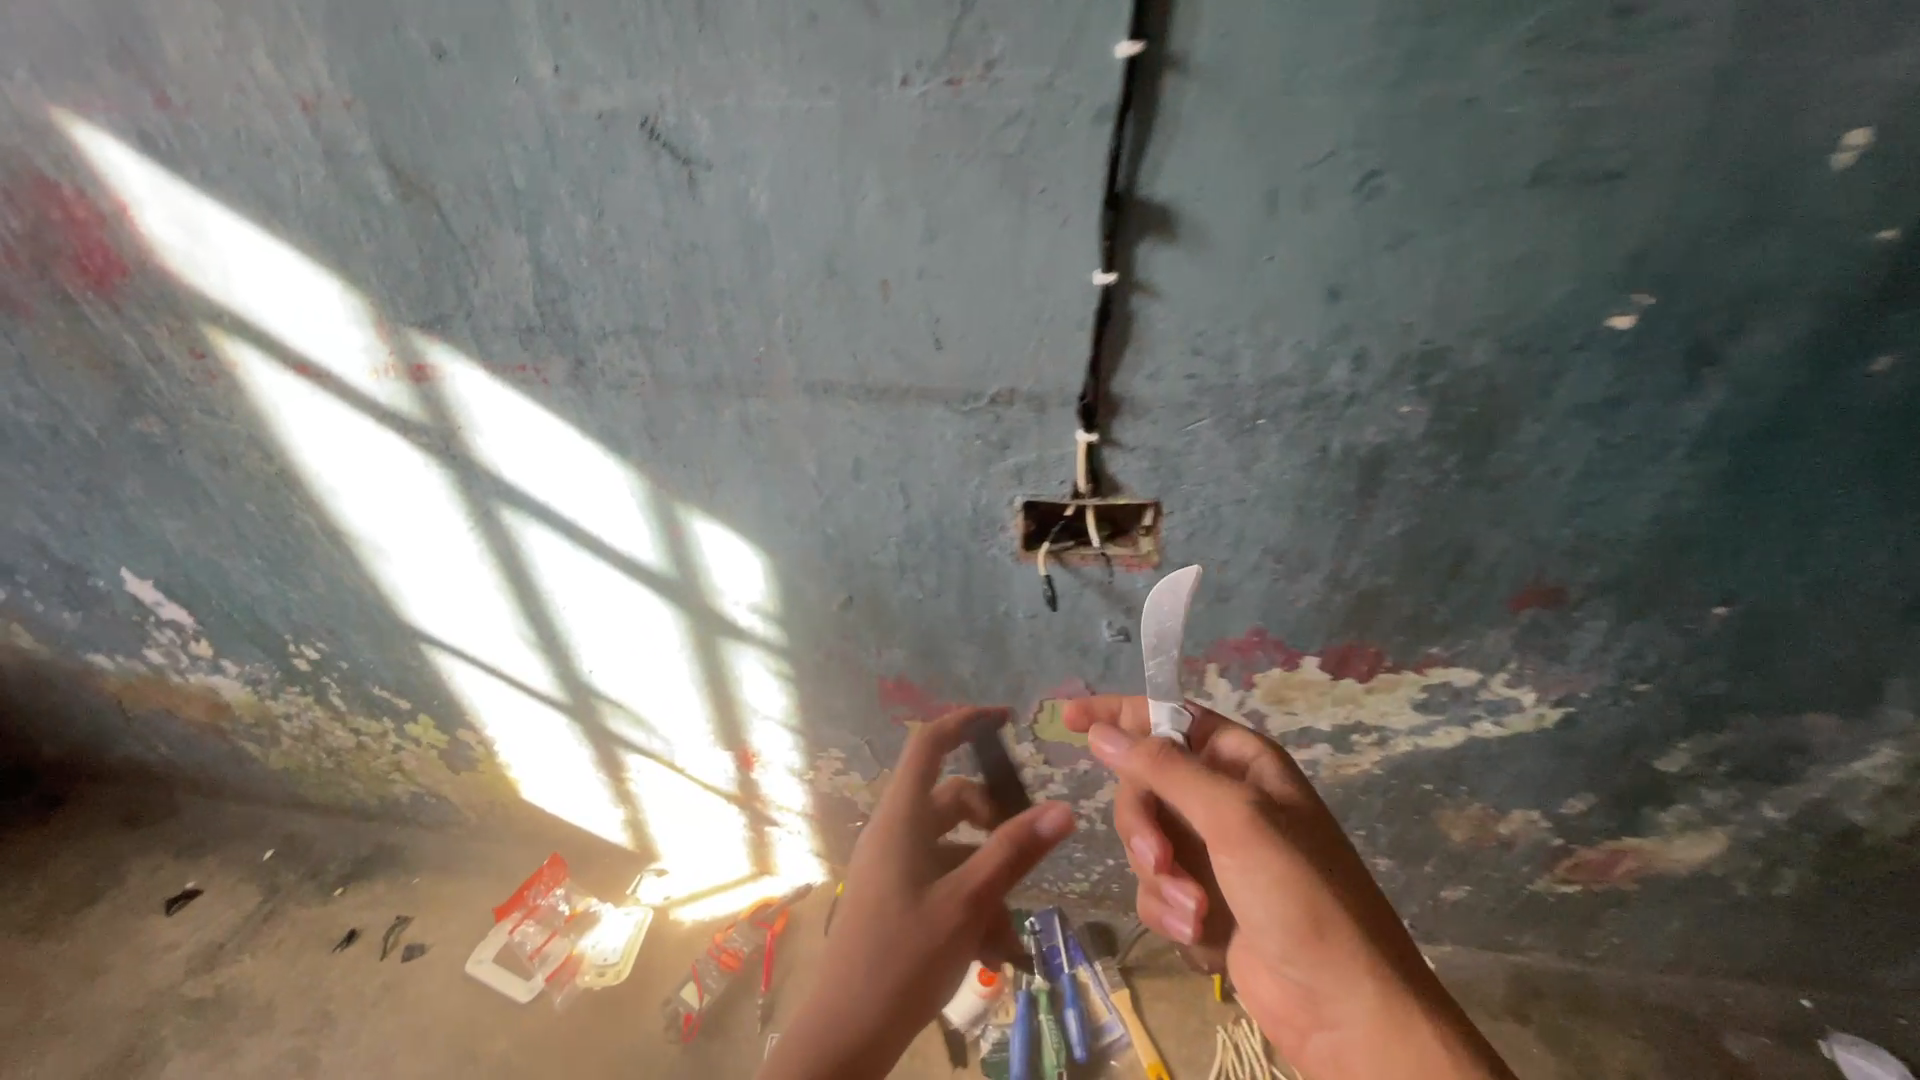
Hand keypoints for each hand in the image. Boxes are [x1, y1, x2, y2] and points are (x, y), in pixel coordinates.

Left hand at [760, 706, 1074, 1079]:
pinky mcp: (896, 899)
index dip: (966, 722)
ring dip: (989, 881)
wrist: (844, 1036)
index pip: (929, 744)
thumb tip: (1063, 808)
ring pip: (954, 851)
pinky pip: (942, 882)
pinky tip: (997, 953)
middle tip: (1025, 851)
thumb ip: (1013, 853)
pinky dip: (972, 905)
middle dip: (995, 825)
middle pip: (952, 800)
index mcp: (900, 819)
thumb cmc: (901, 960)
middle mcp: (894, 833)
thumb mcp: (967, 905)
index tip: (1009, 719)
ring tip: (1011, 935)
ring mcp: (893, 867)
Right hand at [1064, 696, 1513, 1079]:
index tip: (1069, 717)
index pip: (1170, 718)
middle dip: (1143, 826)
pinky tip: (1199, 935)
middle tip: (1156, 859)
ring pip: (1144, 840)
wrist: (1343, 1008)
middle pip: (1145, 785)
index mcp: (1243, 762)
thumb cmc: (1299, 896)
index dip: (1120, 713)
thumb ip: (1163, 770)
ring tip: (1194, 911)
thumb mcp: (1233, 819)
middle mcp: (1225, 799)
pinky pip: (1154, 886)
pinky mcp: (1202, 900)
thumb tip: (1101, 732)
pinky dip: (1168, 909)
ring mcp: (1212, 852)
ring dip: (1160, 878)